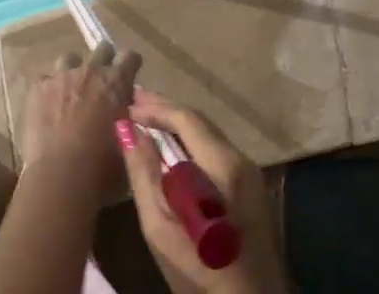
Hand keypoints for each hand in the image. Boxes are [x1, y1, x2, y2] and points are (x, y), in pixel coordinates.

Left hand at [18, 42, 141, 168]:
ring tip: (72, 90)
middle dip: (104, 61)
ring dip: (74, 70)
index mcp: (117, 82)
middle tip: (102, 81)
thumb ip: (129, 120)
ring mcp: (61, 76)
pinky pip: (45, 78)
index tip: (129, 75)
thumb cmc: (103, 166)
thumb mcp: (129, 142)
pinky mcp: (38, 88)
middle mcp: (90, 71)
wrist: (61, 175)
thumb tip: (126, 114)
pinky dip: (49, 88)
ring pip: (69, 58)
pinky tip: (49, 104)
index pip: (130, 56)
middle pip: (101, 49)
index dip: (130, 65)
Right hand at [122, 91, 287, 293]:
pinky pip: (217, 155)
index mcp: (224, 165)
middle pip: (200, 123)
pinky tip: (171, 152)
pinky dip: (192, 146)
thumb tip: (127, 129)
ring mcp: (252, 178)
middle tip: (133, 104)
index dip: (155, 108)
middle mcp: (243, 161)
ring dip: (178, 128)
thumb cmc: (200, 273)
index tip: (125, 105)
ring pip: (209, 138)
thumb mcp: (160, 227)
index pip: (186, 118)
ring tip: (146, 123)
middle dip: (166, 111)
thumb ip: (143, 173)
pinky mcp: (252, 194)